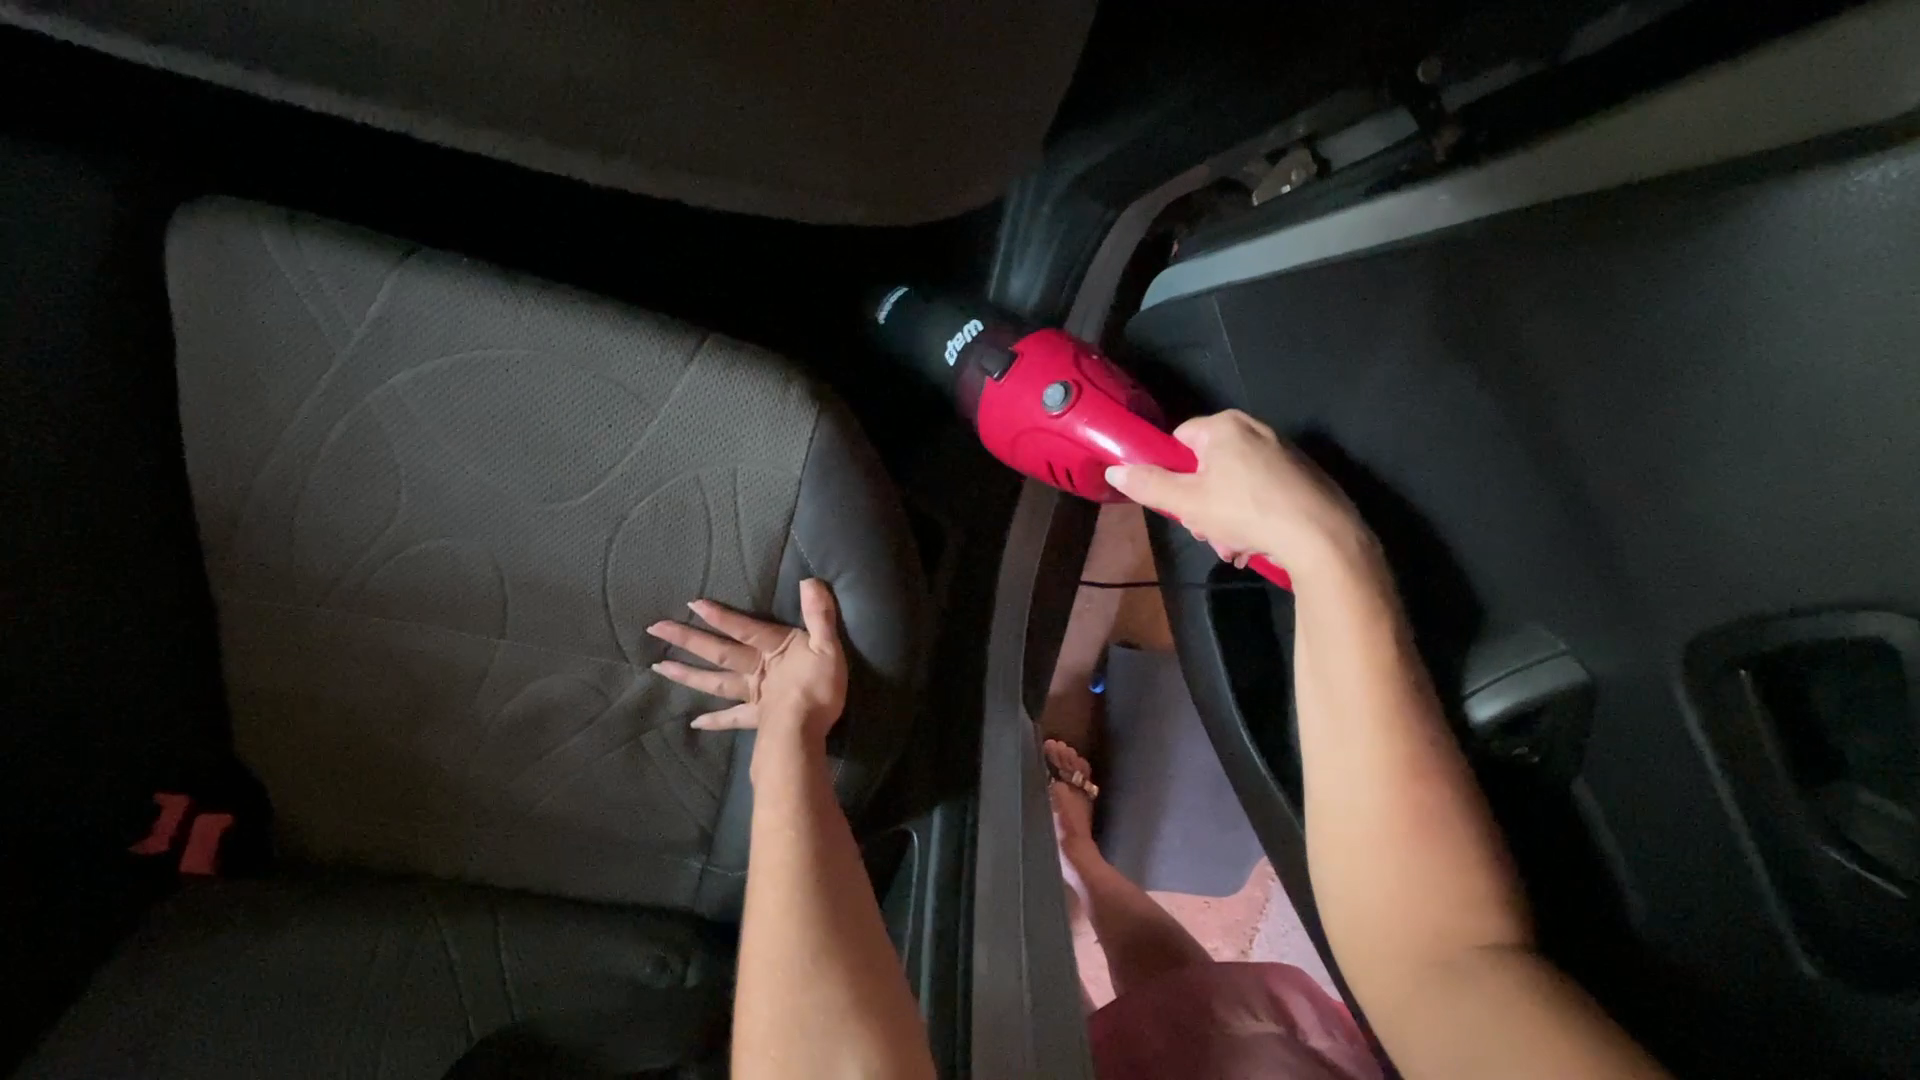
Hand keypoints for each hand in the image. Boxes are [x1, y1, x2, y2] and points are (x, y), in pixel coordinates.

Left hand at [645, 578, 847, 745]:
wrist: (807, 732)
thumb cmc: (818, 688)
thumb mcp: (827, 646)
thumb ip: (819, 614)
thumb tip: (809, 580)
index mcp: (774, 649)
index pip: (743, 628)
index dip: (719, 616)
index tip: (690, 604)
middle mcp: (756, 669)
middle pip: (719, 652)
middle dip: (688, 640)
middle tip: (655, 629)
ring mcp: (753, 696)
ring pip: (716, 682)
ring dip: (688, 675)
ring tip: (658, 668)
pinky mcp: (756, 720)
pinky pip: (732, 719)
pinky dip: (714, 721)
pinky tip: (694, 722)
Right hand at [1105, 410, 1373, 577]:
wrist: (1320, 535)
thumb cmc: (1245, 511)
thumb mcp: (1186, 502)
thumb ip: (1148, 484)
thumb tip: (1114, 470)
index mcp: (1225, 427)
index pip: (1180, 439)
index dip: (1171, 473)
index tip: (1177, 503)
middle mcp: (1255, 430)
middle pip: (1207, 466)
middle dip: (1199, 504)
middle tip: (1203, 532)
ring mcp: (1283, 453)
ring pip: (1234, 485)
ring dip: (1223, 519)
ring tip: (1231, 547)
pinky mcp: (1302, 477)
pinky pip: (1261, 493)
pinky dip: (1252, 517)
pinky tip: (1254, 544)